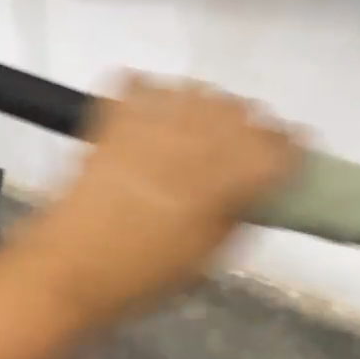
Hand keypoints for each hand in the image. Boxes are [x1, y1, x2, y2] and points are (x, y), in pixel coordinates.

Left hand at [15, 75, 299, 319]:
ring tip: (196, 133)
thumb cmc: (145, 275)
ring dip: (205, 109)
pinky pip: (141, 83)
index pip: (276, 144)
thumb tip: (256, 188)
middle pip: (240, 110)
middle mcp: (193, 139)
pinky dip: (151, 94)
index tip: (286, 156)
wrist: (72, 267)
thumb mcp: (209, 255)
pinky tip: (152, 118)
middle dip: (248, 127)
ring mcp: (150, 123)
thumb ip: (239, 212)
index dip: (287, 148)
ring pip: (197, 90)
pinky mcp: (113, 118)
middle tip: (239, 150)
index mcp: (223, 179)